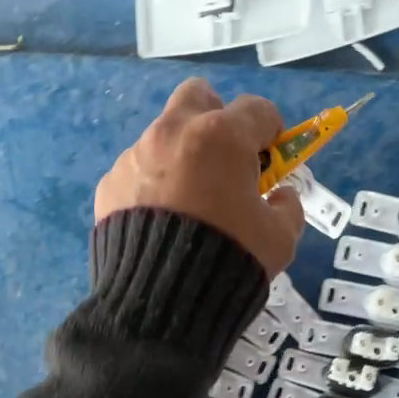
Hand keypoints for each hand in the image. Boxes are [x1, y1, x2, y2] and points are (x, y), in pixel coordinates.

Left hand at [95, 78, 304, 276]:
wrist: (161, 300)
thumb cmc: (230, 260)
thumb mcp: (279, 240)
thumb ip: (288, 208)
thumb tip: (281, 196)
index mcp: (223, 136)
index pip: (258, 110)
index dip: (271, 133)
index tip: (272, 157)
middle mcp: (174, 133)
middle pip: (198, 97)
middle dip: (215, 119)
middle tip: (224, 161)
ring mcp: (136, 156)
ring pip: (163, 138)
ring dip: (180, 159)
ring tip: (187, 206)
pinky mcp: (110, 185)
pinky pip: (137, 175)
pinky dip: (151, 190)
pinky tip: (159, 226)